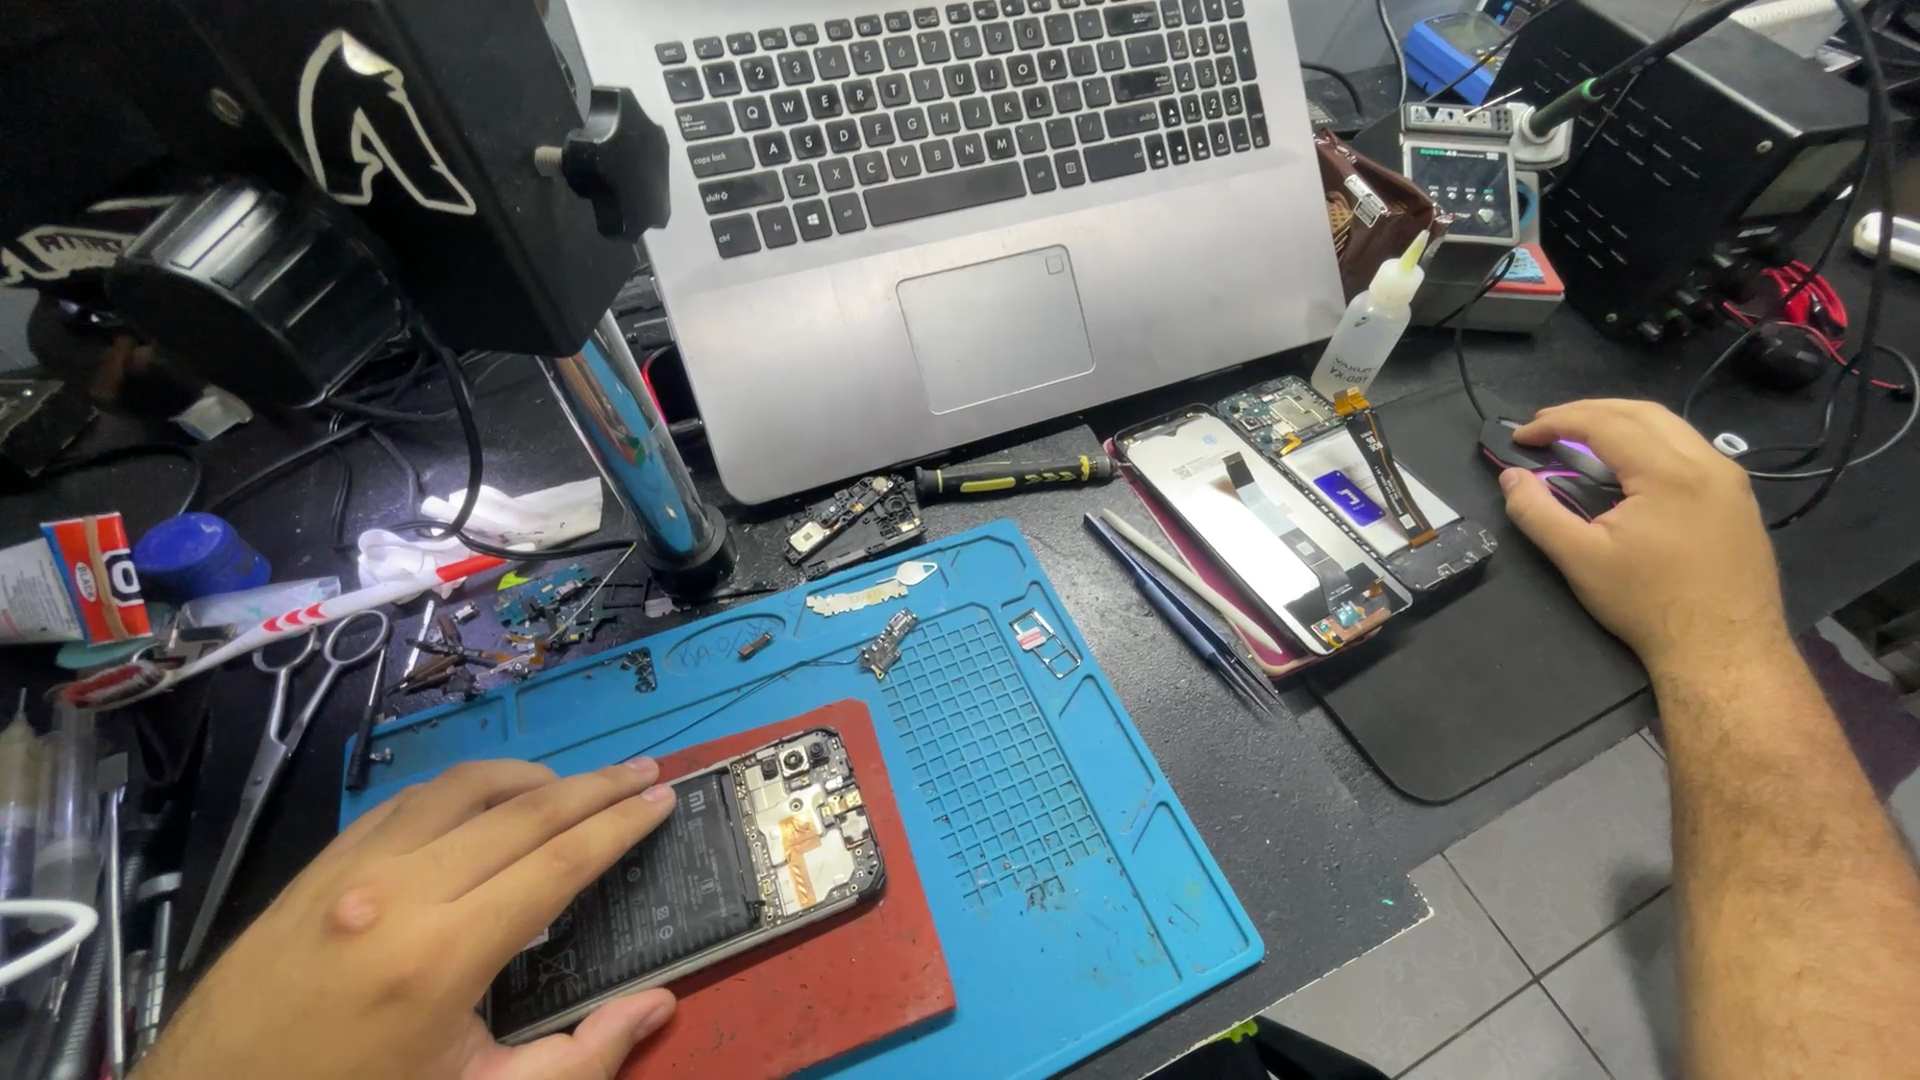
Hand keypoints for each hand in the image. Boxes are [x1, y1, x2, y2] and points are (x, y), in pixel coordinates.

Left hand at [135, 759, 678, 1079]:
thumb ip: (581, 1060)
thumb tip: (660, 1004)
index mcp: (443, 957)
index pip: (562, 862)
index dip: (622, 825)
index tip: (663, 799)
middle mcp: (401, 893)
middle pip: (527, 811)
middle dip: (599, 786)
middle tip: (645, 771)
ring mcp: (353, 872)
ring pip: (466, 786)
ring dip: (534, 775)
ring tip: (574, 784)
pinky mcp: (319, 868)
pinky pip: (410, 800)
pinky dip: (467, 787)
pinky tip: (489, 800)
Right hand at [1498, 399, 1789, 677]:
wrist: (1723, 646)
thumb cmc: (1646, 601)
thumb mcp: (1577, 557)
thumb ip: (1537, 512)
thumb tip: (1510, 478)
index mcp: (1670, 474)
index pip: (1607, 425)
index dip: (1557, 422)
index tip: (1519, 436)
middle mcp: (1709, 466)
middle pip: (1645, 413)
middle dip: (1589, 410)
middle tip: (1544, 425)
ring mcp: (1730, 483)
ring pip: (1671, 429)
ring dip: (1619, 423)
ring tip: (1577, 437)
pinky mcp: (1736, 501)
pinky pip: (1687, 451)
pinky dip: (1645, 443)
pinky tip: (1622, 466)